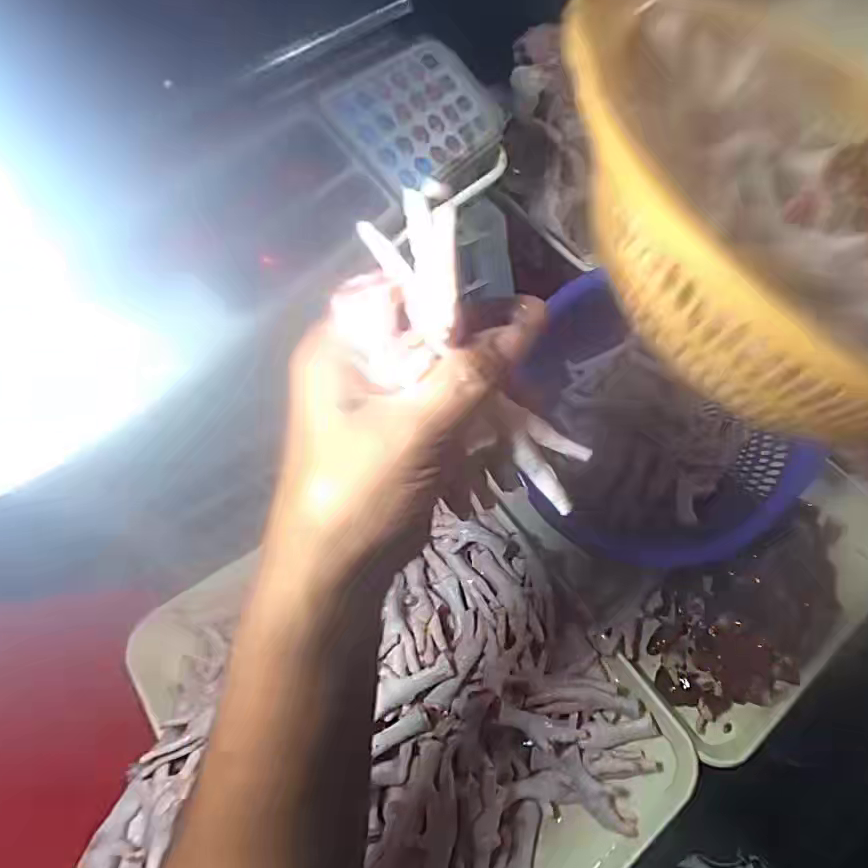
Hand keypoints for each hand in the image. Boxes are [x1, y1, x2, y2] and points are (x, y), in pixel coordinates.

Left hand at [262, 288, 545, 586]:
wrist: (335, 575)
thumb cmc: (359, 493)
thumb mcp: (418, 427)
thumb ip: (474, 371)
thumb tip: (532, 316)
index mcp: (344, 346)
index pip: (405, 292)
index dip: (458, 297)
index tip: (512, 314)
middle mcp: (363, 363)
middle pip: (438, 336)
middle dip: (490, 360)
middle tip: (531, 382)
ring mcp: (386, 399)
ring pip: (454, 375)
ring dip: (494, 399)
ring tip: (530, 421)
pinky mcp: (407, 430)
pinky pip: (454, 410)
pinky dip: (482, 426)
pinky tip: (505, 452)